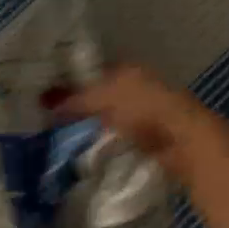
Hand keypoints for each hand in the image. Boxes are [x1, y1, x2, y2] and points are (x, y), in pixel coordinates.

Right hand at [44, 64, 216, 176]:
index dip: (70, 84)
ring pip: (109, 120)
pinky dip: (106, 147)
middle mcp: (136, 88)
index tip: (47, 101)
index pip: (90, 73)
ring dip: (93, 131)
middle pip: (100, 97)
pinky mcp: (150, 142)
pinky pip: (119, 141)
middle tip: (51, 125)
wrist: (184, 142)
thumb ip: (74, 99)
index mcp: (126, 70)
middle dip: (80, 110)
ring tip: (65, 144)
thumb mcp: (102, 97)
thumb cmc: (143, 108)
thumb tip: (44, 101)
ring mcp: (145, 116)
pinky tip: (89, 157)